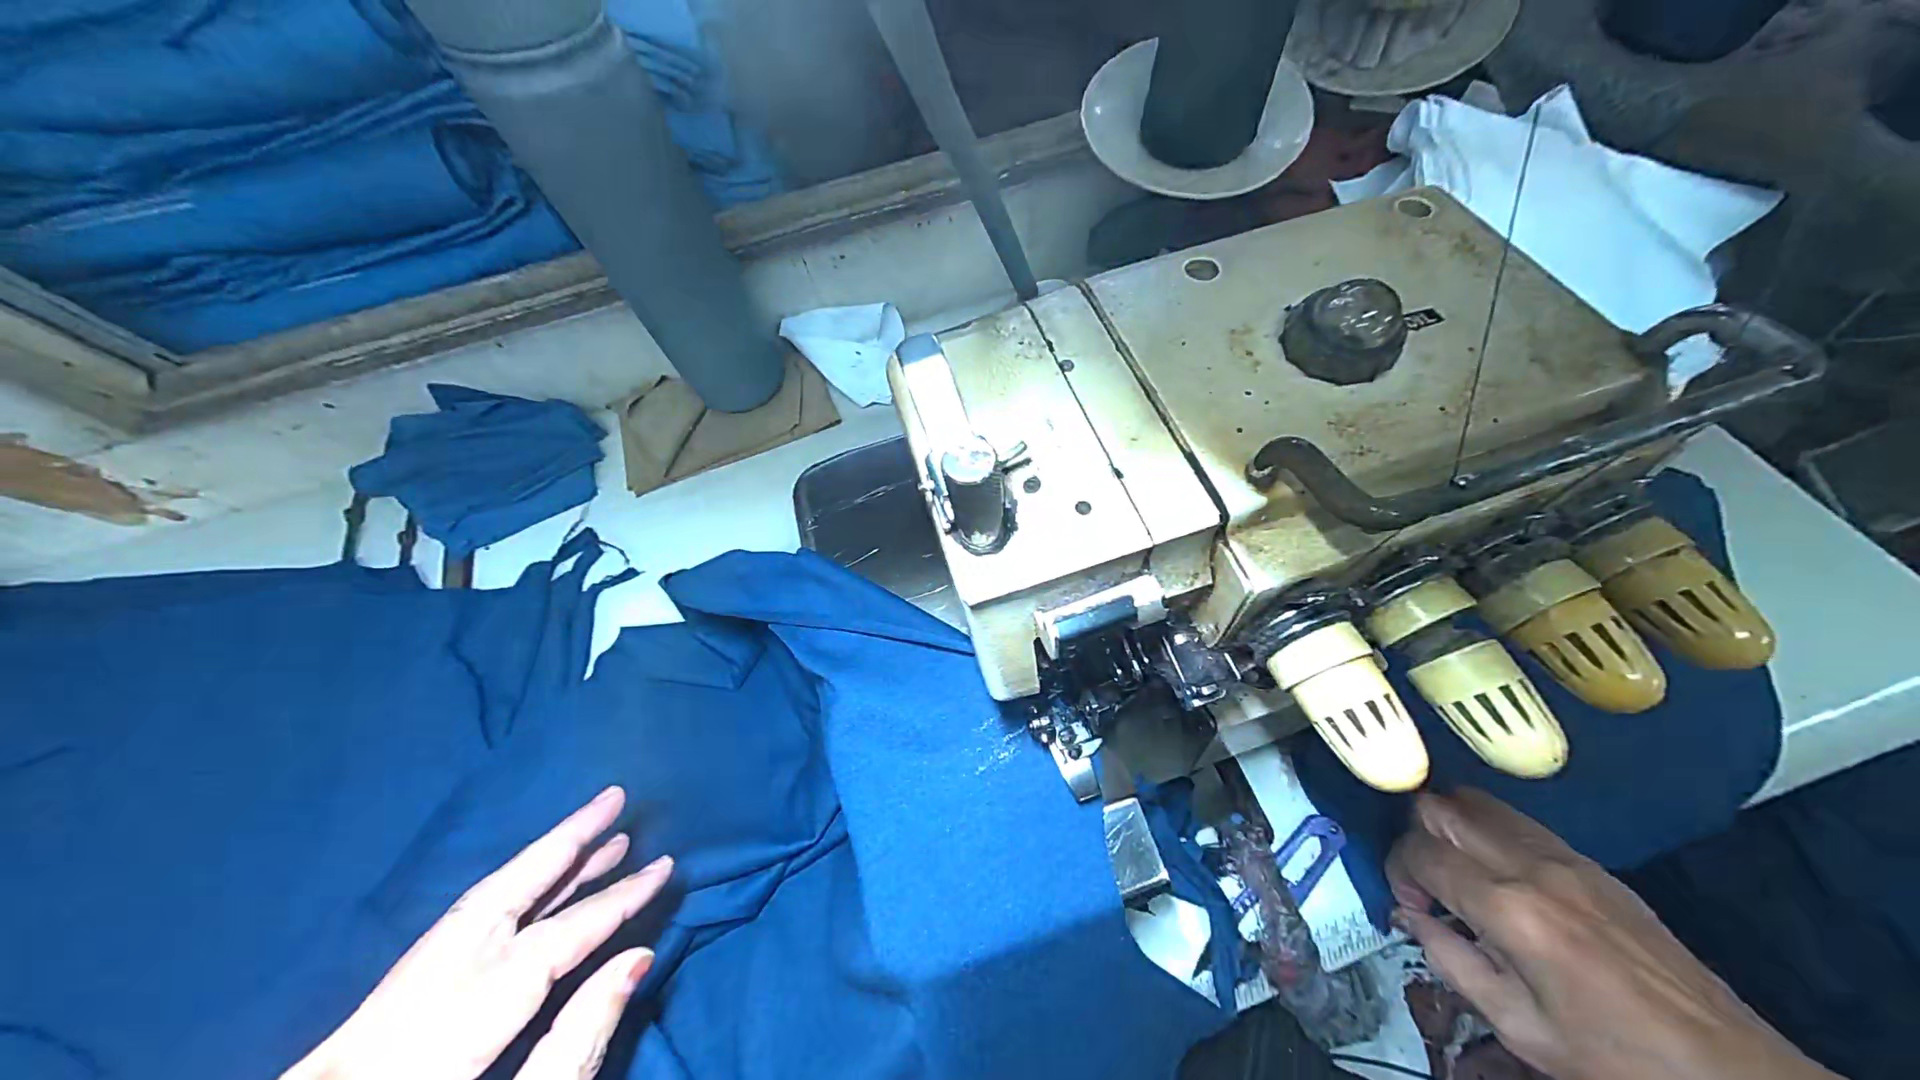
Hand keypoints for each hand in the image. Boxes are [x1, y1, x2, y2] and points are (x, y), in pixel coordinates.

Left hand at [282, 787, 672, 1079]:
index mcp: (434, 1048)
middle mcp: (394, 1019)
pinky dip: (508, 900)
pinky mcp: (362, 1032)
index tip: (663, 871)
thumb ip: (577, 1042)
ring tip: (598, 841)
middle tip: (615, 801)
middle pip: (490, 905)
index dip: (611, 904)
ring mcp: (368, 1023)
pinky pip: (453, 937)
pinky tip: (542, 890)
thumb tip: (637, 957)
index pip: (544, 948)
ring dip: (540, 869)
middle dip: (559, 847)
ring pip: (466, 916)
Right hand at [1387, 790, 1836, 1079]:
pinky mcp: (1593, 865)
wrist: (1729, 1071)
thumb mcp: (1518, 1025)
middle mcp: (1531, 867)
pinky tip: (1501, 878)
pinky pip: (1518, 821)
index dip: (1398, 872)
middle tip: (1429, 884)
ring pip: (1476, 801)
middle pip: (1440, 808)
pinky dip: (1488, 832)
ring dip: (1449, 827)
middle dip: (1415, 837)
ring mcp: (1566, 859)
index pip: (1420, 852)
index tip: (1411, 907)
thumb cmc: (1613, 1056)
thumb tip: (1410, 917)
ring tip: (1459, 873)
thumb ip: (1448, 960)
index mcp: (1509, 909)